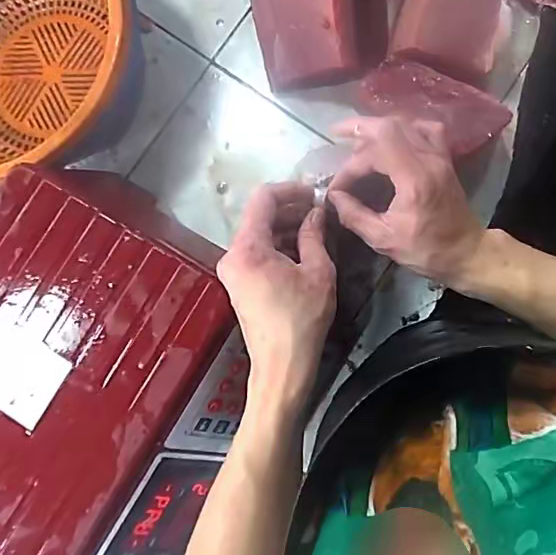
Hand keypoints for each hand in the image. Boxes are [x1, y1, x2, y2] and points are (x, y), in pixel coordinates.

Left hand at [218, 183, 335, 422]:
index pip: (264, 198)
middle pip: (260, 216)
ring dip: (288, 227)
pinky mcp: (241, 283)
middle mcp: (233, 255)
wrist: (283, 365)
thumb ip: (315, 234)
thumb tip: (317, 212)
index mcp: (248, 248)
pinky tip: (306, 250)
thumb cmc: (302, 319)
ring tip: (319, 230)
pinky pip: (260, 252)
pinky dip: (281, 245)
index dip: (292, 189)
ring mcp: (234, 271)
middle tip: (322, 212)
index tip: (317, 193)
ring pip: (261, 234)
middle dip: (292, 209)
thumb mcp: (318, 271)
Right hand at [326, 117, 486, 286]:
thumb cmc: (427, 249)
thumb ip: (354, 215)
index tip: (338, 187)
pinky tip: (394, 141)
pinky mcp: (445, 159)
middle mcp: (429, 160)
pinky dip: (407, 128)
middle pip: (390, 126)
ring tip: (360, 140)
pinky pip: (427, 129)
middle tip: (337, 135)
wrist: (467, 251)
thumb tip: (334, 196)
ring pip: (407, 124)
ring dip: (380, 128)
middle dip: (359, 129)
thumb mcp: (384, 239)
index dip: (350, 166)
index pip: (374, 152)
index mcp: (414, 179)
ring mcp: (440, 156)